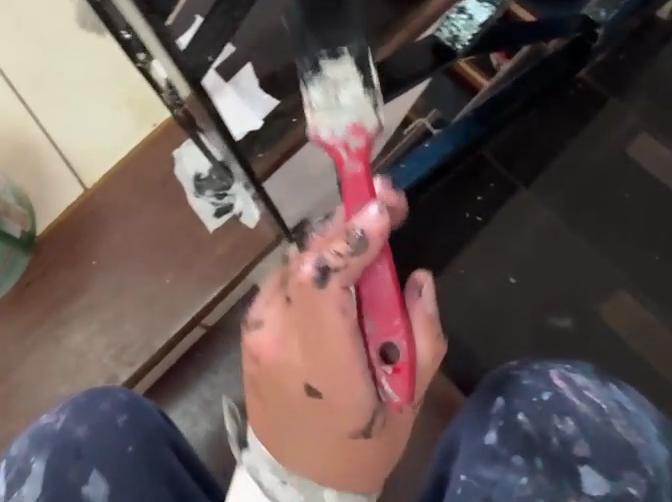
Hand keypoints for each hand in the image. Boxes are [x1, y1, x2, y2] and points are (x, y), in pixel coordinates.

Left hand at [241, 181, 447, 495]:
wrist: (297, 482)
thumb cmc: (360, 446)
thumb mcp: (407, 400)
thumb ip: (421, 334)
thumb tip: (417, 276)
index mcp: (321, 364)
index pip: (325, 282)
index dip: (353, 238)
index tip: (384, 206)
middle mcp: (279, 337)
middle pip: (307, 260)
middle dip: (347, 224)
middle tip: (383, 198)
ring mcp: (258, 329)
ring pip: (294, 262)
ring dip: (331, 241)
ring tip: (367, 223)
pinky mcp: (250, 326)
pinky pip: (284, 278)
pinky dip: (313, 262)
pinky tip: (339, 260)